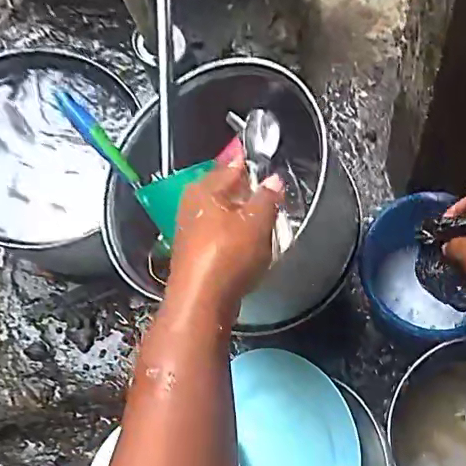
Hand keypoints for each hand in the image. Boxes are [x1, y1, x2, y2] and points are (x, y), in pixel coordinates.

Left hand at [168, 157, 283, 317]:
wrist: (203, 300)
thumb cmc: (229, 254)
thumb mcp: (257, 222)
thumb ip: (267, 198)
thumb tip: (274, 180)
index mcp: (203, 189)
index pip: (231, 166)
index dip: (251, 165)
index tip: (267, 166)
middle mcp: (192, 205)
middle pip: (225, 193)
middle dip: (247, 195)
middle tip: (271, 198)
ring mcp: (191, 231)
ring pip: (223, 216)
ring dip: (243, 219)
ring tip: (265, 224)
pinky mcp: (197, 255)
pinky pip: (221, 238)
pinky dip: (236, 239)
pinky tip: (249, 248)